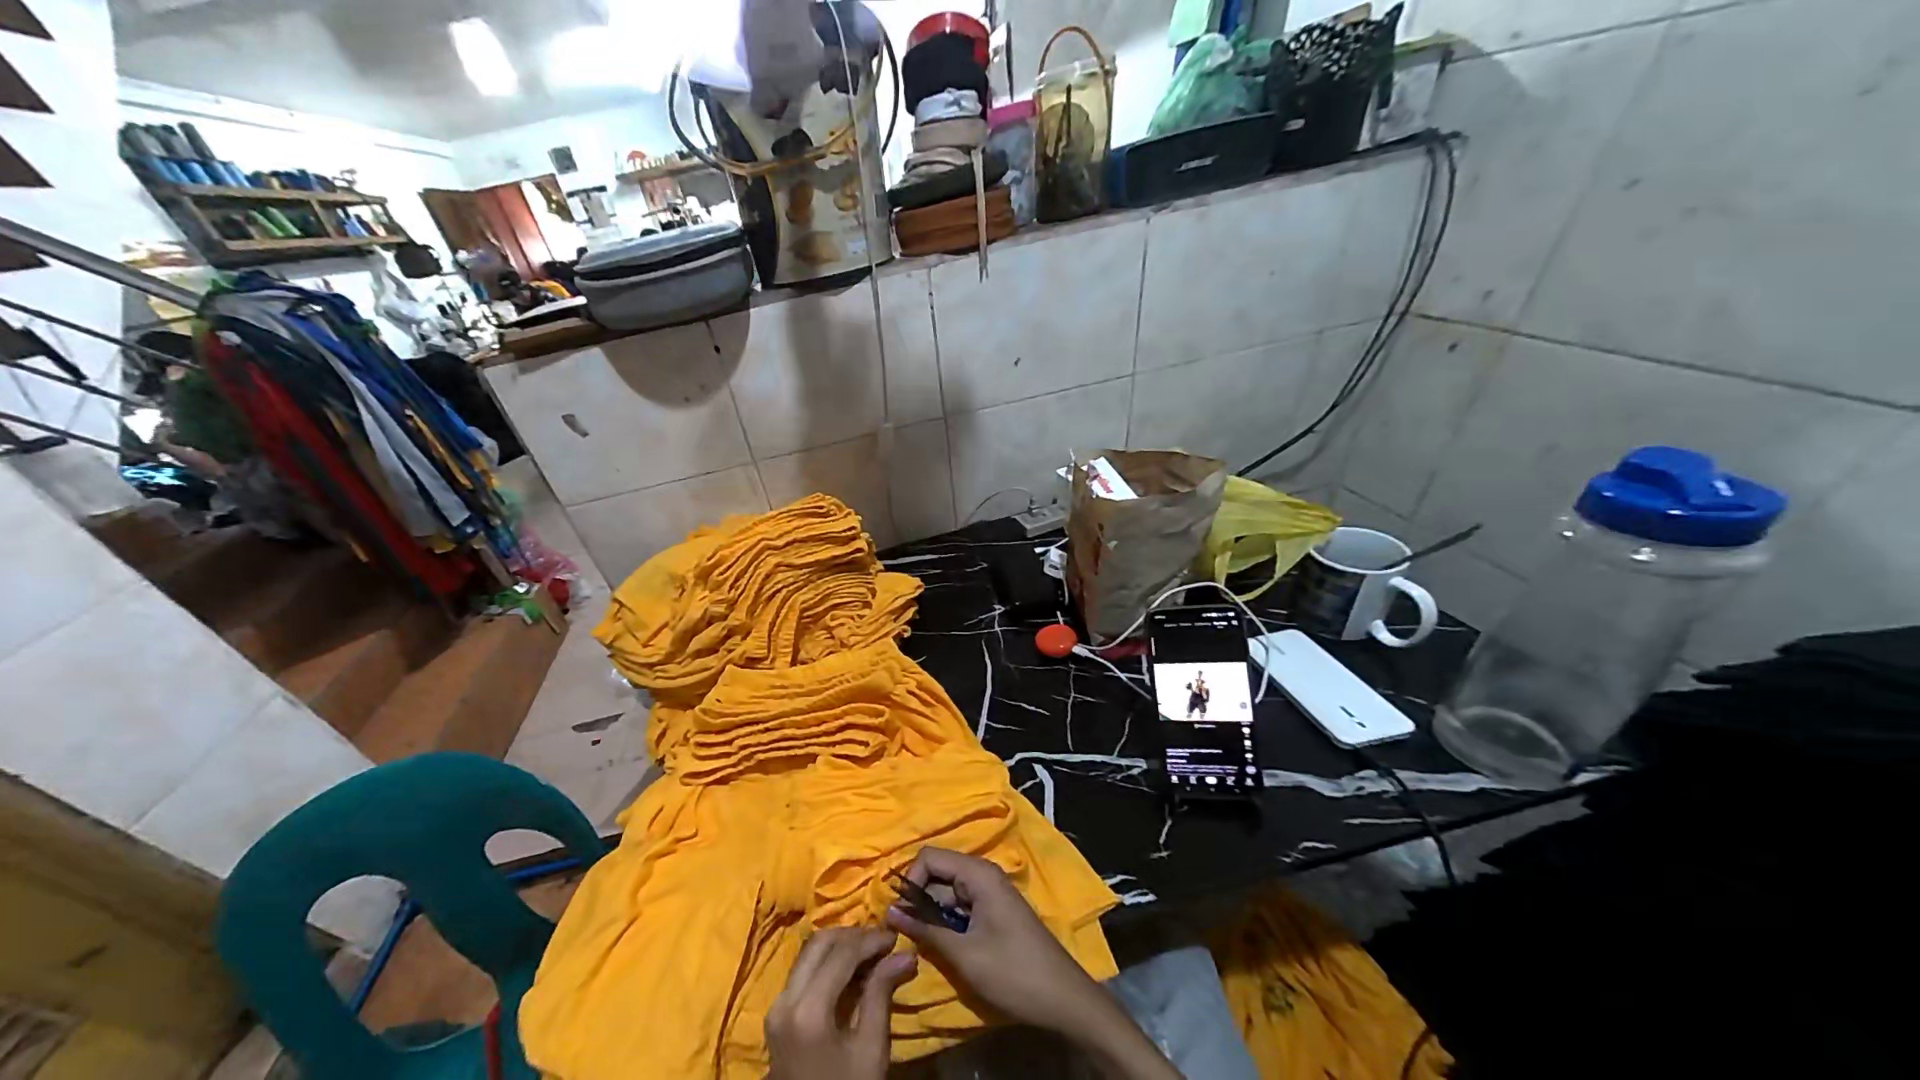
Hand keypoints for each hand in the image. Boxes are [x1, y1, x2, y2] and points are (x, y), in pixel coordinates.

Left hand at [766, 927, 916, 1079]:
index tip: (896, 938)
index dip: (871, 939)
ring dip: (839, 945)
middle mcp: (785, 1000)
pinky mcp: (776, 1014)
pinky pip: (802, 970)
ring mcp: (776, 1006)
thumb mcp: (871, 1049)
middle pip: (819, 943)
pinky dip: (827, 960)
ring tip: (870, 953)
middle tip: (883, 943)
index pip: (842, 953)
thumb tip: (905, 954)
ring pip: (808, 952)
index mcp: (808, 1010)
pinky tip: (850, 970)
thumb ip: (881, 994)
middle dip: (854, 936)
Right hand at [883, 848, 1107, 1036]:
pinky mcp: (994, 912)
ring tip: (919, 943)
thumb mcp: (963, 954)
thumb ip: (925, 930)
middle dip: (917, 899)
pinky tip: (940, 946)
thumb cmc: (1013, 972)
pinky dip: (946, 922)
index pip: (929, 857)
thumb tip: (889, 912)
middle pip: (937, 873)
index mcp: (978, 874)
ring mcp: (990, 894)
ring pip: (947, 892)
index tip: (900, 914)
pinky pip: (960, 906)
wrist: (1063, 998)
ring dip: (930, 914)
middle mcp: (983, 875)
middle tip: (902, 933)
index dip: (910, 881)